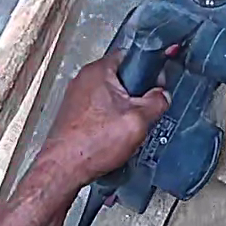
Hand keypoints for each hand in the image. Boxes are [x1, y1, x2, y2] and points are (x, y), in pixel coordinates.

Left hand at [33, 53, 169, 187]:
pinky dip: (110, 120)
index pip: (131, 55)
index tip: (158, 81)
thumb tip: (162, 96)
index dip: (149, 68)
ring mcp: (77, 97)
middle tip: (145, 110)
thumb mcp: (138, 120)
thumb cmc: (91, 143)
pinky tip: (114, 136)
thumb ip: (157, 102)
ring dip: (124, 109)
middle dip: (137, 93)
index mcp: (99, 71)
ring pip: (112, 95)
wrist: (63, 169)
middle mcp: (84, 79)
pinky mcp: (74, 114)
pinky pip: (101, 110)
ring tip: (128, 127)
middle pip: (122, 77)